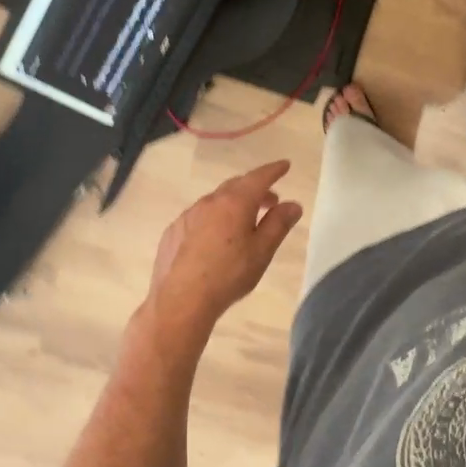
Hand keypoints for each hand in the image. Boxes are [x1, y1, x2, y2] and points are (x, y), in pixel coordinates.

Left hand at [143, 161, 302, 335]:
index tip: (285, 165)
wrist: (180, 301)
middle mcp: (209, 202)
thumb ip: (279, 223)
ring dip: (233, 204)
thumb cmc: (228, 275)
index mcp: (235, 202)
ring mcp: (187, 216)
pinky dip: (213, 219)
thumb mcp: (262, 251)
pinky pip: (198, 217)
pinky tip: (215, 240)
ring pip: (215, 201)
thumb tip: (292, 204)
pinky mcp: (173, 232)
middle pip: (236, 186)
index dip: (274, 170)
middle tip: (271, 201)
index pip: (259, 178)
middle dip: (255, 189)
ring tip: (244, 222)